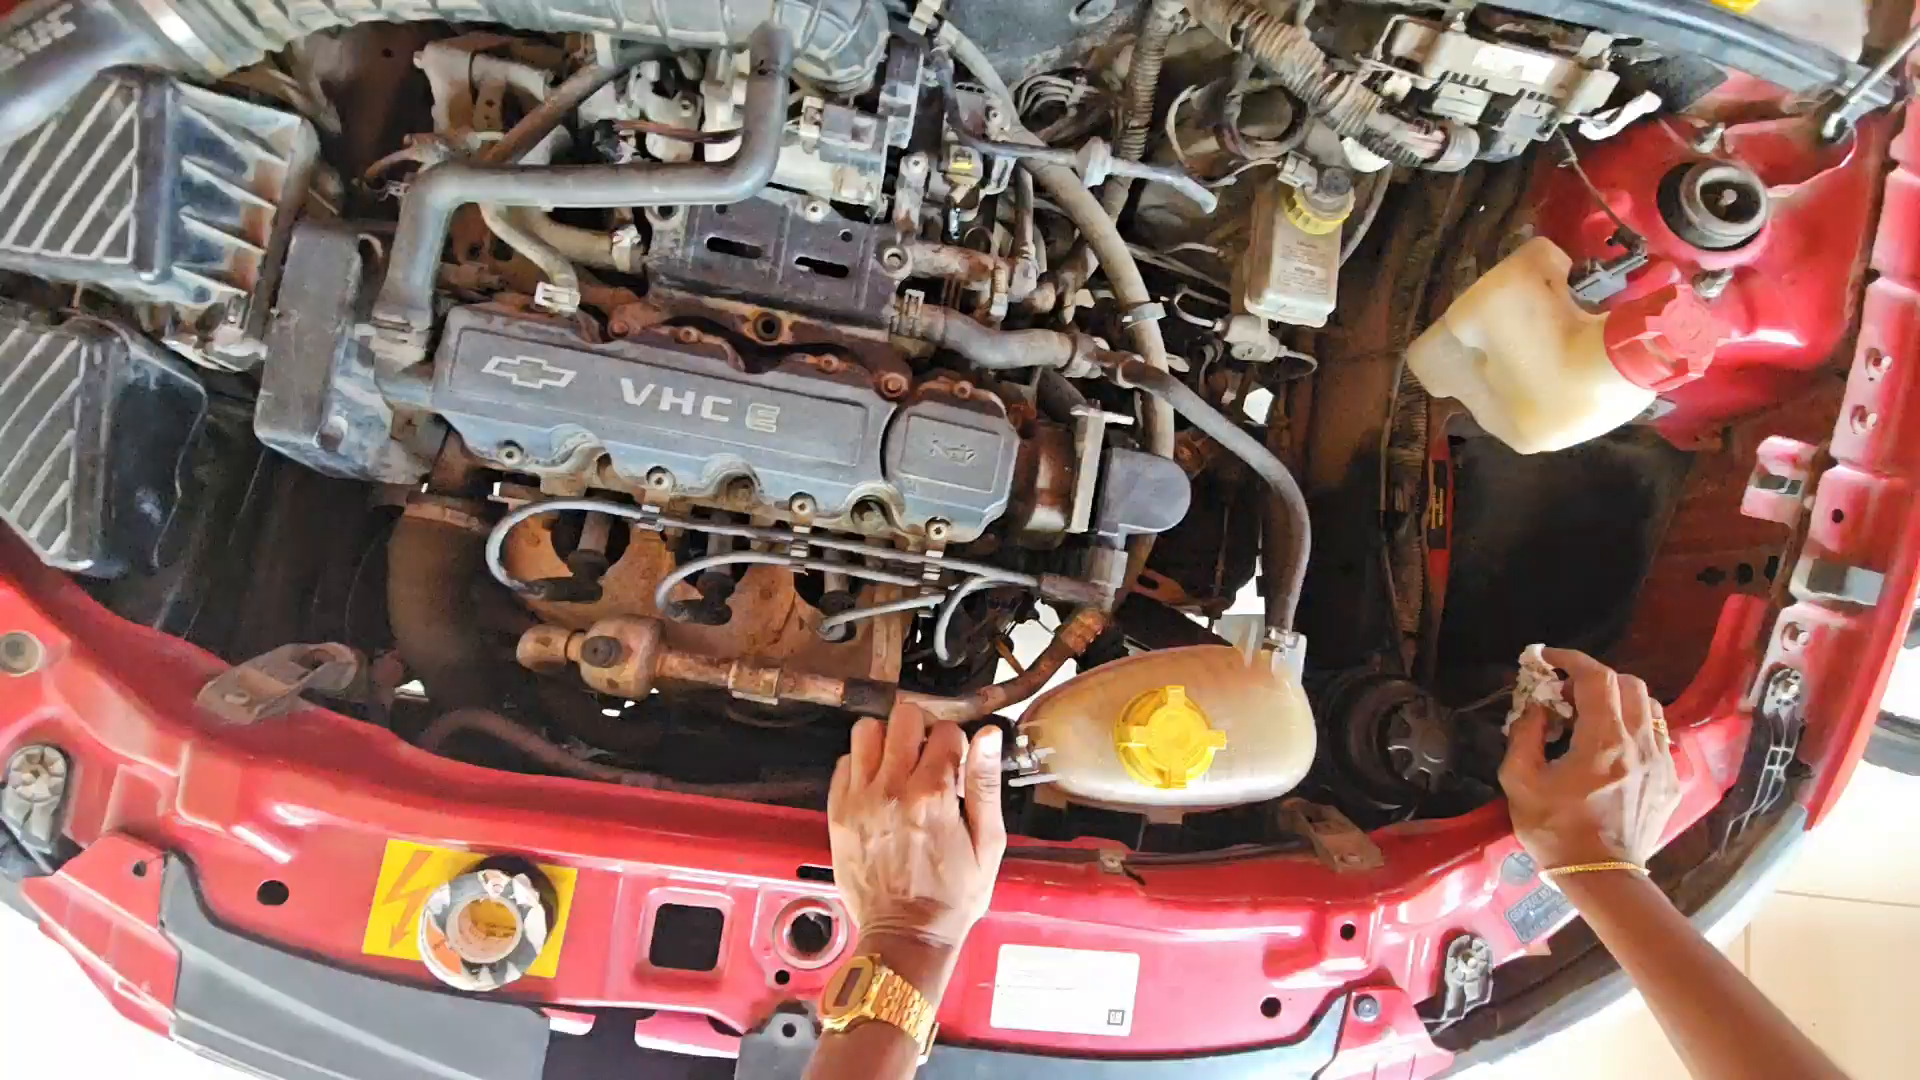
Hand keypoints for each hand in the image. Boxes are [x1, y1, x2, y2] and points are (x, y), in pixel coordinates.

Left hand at [827, 703, 1007, 950]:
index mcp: (933, 794)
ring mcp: (859, 800)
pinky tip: (878, 786)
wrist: (906, 937)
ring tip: (899, 766)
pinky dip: (862, 765)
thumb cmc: (954, 894)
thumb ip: (986, 783)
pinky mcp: (837, 813)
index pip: (945, 730)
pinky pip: (844, 763)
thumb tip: (987, 734)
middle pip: (902, 717)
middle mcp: (891, 789)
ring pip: (866, 731)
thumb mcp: (988, 843)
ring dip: (886, 741)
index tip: (956, 767)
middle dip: (920, 729)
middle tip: (926, 757)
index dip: (956, 744)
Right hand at [1499, 648, 1680, 870]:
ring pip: (1649, 706)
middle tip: (1562, 688)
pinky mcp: (1669, 779)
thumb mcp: (1519, 778)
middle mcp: (1641, 747)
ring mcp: (1662, 763)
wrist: (1600, 874)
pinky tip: (1607, 739)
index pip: (1597, 679)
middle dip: (1593, 675)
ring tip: (1586, 711)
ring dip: (1616, 697)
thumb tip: (1535, 705)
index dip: (1570, 659)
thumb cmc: (1551, 826)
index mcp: (1602, 744)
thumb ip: (1525, 733)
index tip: (1545, 659)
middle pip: (1630, 685)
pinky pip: (1657, 733)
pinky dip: (1632, 722)